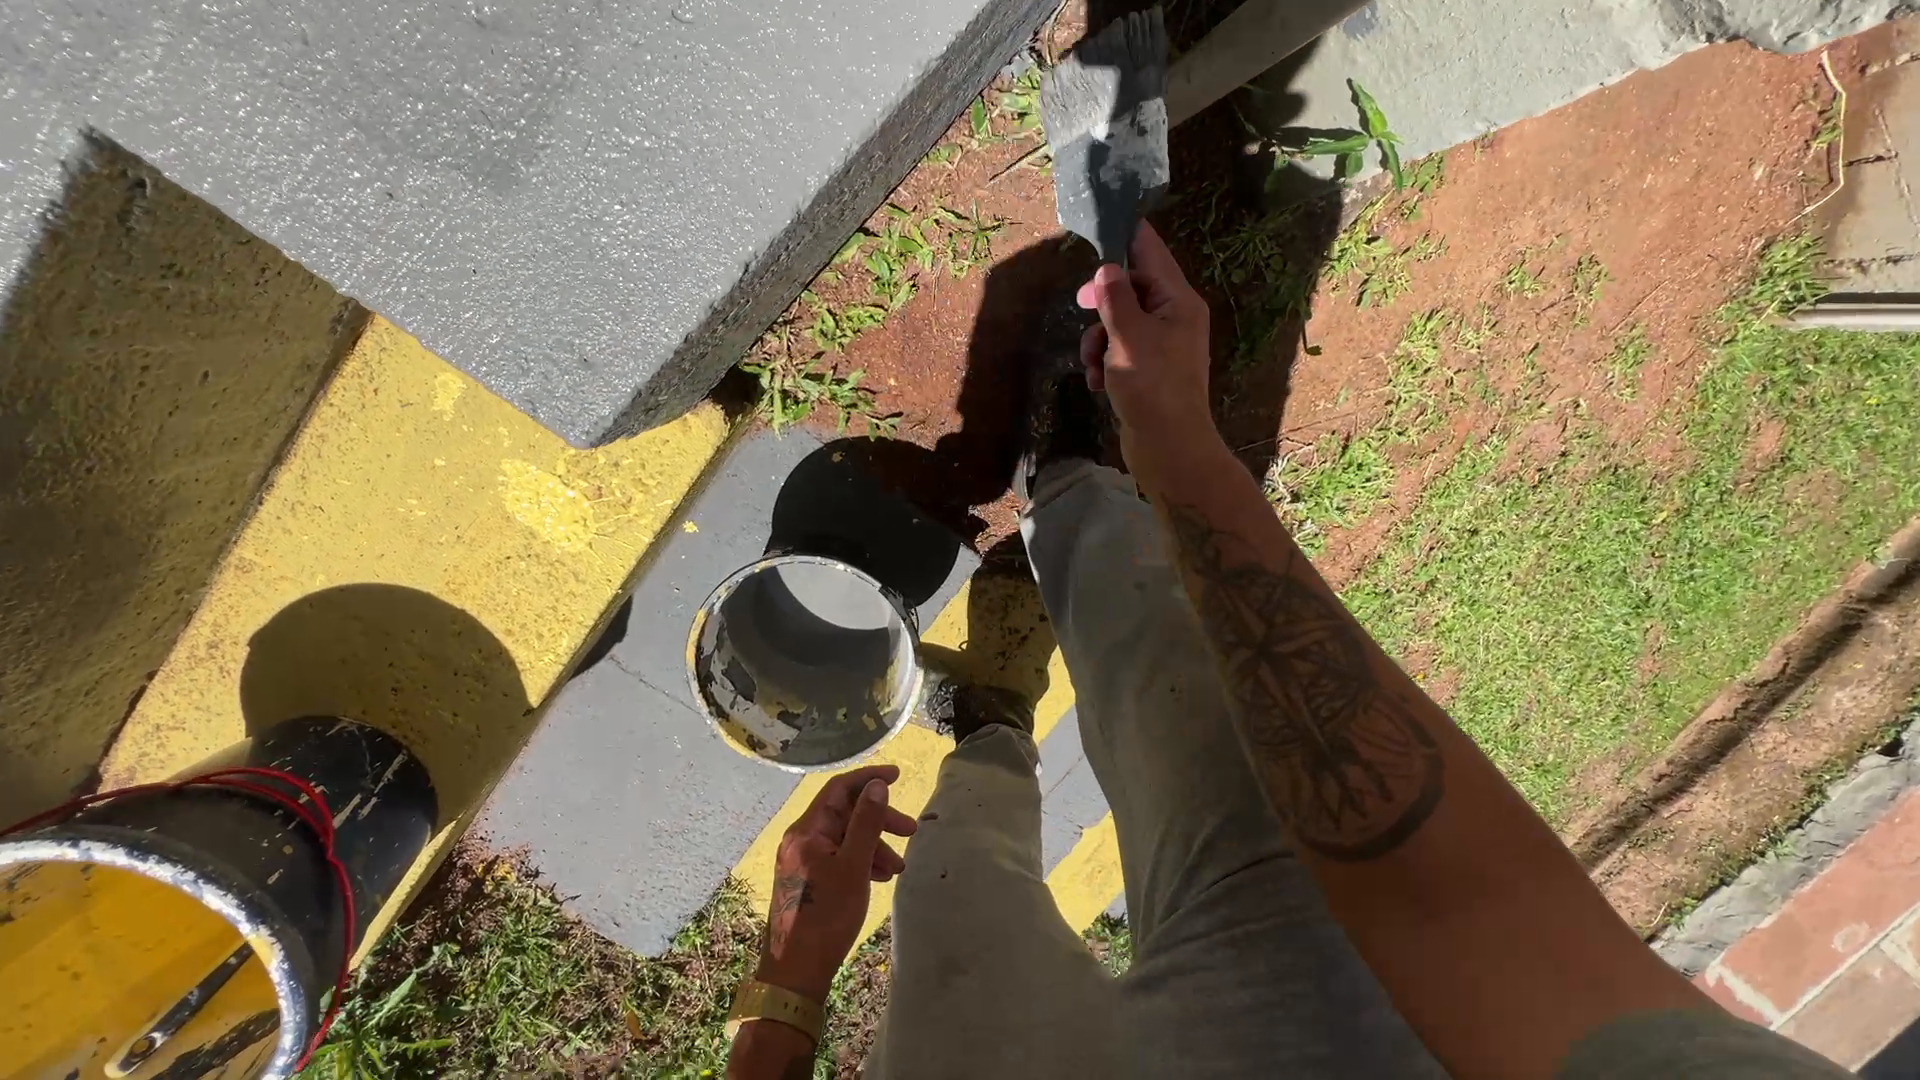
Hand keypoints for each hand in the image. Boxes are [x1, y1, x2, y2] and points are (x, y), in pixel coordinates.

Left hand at [758, 764, 916, 1001]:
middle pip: (844, 814)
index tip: (897, 776)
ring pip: (844, 838)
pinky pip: (839, 858)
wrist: (795, 974)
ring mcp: (802, 862)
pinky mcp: (807, 882)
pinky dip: (861, 862)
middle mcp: (800, 840)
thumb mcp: (853, 867)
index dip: (868, 778)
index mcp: (806, 831)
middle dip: (878, 819)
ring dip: (874, 845)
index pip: (838, 789)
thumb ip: (866, 823)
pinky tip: (879, 878)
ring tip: (898, 867)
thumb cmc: (826, 917)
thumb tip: (877, 786)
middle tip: (910, 830)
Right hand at [1076, 220, 1213, 452]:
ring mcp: (1163, 348)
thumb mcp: (1128, 335)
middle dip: (1102, 304)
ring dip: (1098, 341)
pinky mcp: (1150, 374)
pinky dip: (1105, 364)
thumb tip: (1106, 268)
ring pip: (1120, 325)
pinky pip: (1120, 354)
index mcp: (1179, 302)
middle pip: (1131, 291)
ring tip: (1093, 365)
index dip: (1127, 237)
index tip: (1103, 220)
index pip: (1152, 254)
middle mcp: (1175, 319)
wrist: (1168, 446)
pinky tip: (1099, 383)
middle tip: (1080, 306)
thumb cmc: (1152, 385)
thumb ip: (1115, 298)